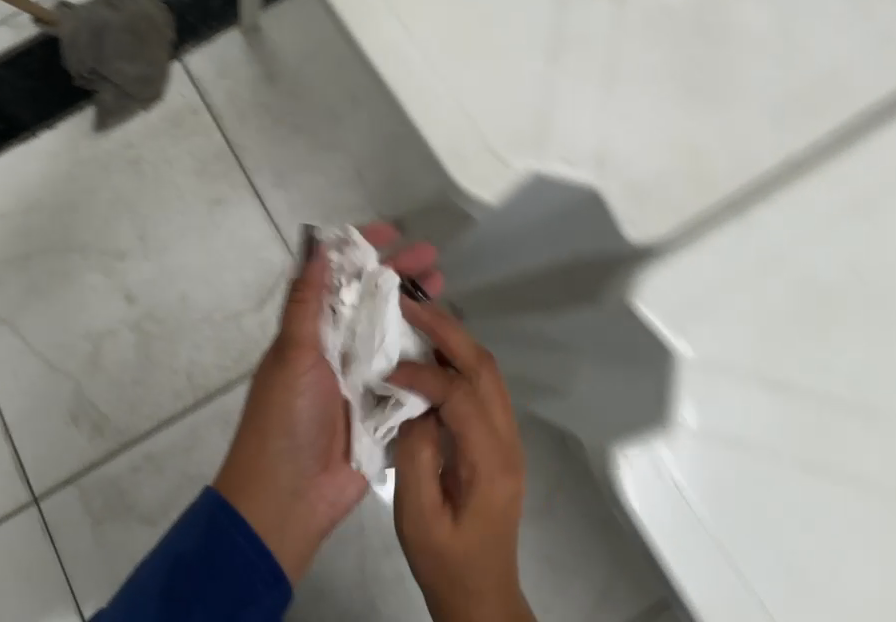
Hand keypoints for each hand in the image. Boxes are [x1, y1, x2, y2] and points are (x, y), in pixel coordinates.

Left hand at [213, 223, 439, 582]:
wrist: (290, 498)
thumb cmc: (284, 419)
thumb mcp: (292, 355)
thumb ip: (306, 303)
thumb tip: (317, 247)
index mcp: (309, 331)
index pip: (336, 278)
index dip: (360, 250)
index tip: (391, 231)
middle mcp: (335, 349)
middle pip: (370, 302)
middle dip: (398, 276)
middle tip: (433, 258)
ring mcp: (360, 380)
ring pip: (392, 334)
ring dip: (416, 310)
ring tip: (445, 287)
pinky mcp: (381, 411)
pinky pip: (407, 376)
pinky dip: (426, 356)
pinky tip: (449, 340)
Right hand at [388, 299, 534, 621]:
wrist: (480, 593)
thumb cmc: (445, 560)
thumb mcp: (418, 514)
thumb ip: (415, 453)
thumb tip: (413, 402)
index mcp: (491, 462)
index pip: (460, 394)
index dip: (422, 373)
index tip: (386, 370)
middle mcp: (509, 441)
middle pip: (484, 367)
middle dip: (445, 329)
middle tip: (406, 303)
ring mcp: (508, 438)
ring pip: (487, 370)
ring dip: (453, 338)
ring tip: (414, 317)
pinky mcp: (498, 440)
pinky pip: (482, 385)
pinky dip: (456, 358)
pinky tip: (427, 353)